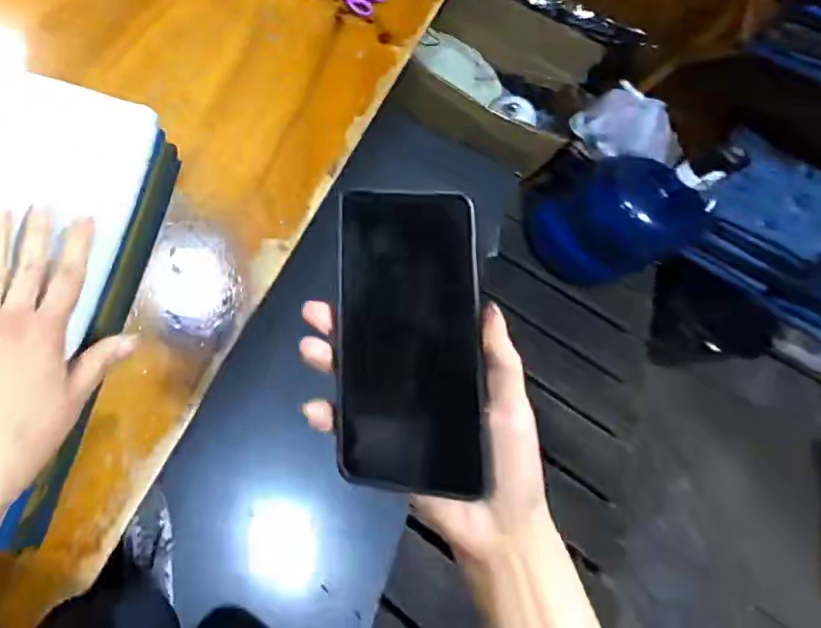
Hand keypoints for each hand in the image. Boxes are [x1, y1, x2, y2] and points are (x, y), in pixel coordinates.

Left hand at [0, 208, 138, 519]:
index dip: (78, 246)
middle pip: (29, 268)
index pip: (68, 279)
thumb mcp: (70, 404)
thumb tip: (132, 338)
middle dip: (37, 233)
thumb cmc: (24, 441)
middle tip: (40, 204)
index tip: (83, 217)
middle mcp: (12, 319)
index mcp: (46, 333)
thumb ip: (97, 363)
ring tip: (0, 212)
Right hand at [298, 300, 550, 566]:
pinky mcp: (376, 448)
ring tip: (310, 351)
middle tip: (314, 314)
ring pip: (349, 383)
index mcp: (435, 372)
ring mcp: (388, 418)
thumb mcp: (511, 405)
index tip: (350, 292)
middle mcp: (406, 388)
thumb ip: (501, 361)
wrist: (499, 529)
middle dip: (336, 330)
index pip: (398, 334)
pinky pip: (345, 429)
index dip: (373, 312)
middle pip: (365, 352)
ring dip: (325, 363)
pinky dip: (326, 416)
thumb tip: (488, 307)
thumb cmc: (510, 461)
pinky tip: (315, 409)